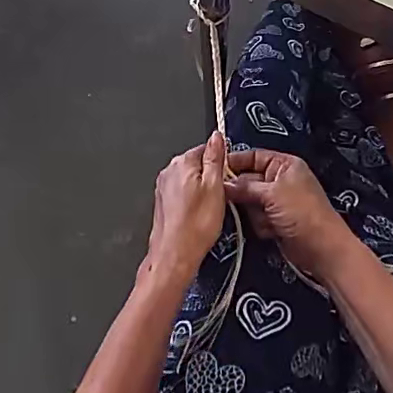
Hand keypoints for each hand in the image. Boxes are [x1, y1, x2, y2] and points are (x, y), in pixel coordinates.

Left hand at [145, 134, 229, 283]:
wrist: (174, 256)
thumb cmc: (195, 227)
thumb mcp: (216, 187)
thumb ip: (216, 157)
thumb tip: (217, 136)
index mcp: (182, 162)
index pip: (207, 148)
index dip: (222, 162)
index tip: (229, 176)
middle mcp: (169, 171)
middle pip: (198, 164)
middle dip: (212, 177)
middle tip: (221, 196)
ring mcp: (164, 187)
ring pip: (191, 180)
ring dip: (202, 191)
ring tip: (209, 210)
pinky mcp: (163, 202)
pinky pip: (183, 194)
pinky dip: (192, 202)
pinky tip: (199, 216)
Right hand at [225, 148, 360, 281]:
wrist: (321, 249)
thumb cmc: (303, 212)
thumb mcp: (272, 193)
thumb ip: (244, 186)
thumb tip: (222, 183)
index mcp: (283, 165)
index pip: (253, 156)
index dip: (235, 162)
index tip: (215, 170)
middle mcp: (279, 180)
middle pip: (247, 181)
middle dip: (244, 194)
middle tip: (241, 201)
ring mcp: (277, 201)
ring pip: (248, 202)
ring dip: (255, 213)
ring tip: (267, 219)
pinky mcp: (274, 220)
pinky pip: (255, 218)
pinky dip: (260, 224)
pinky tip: (271, 230)